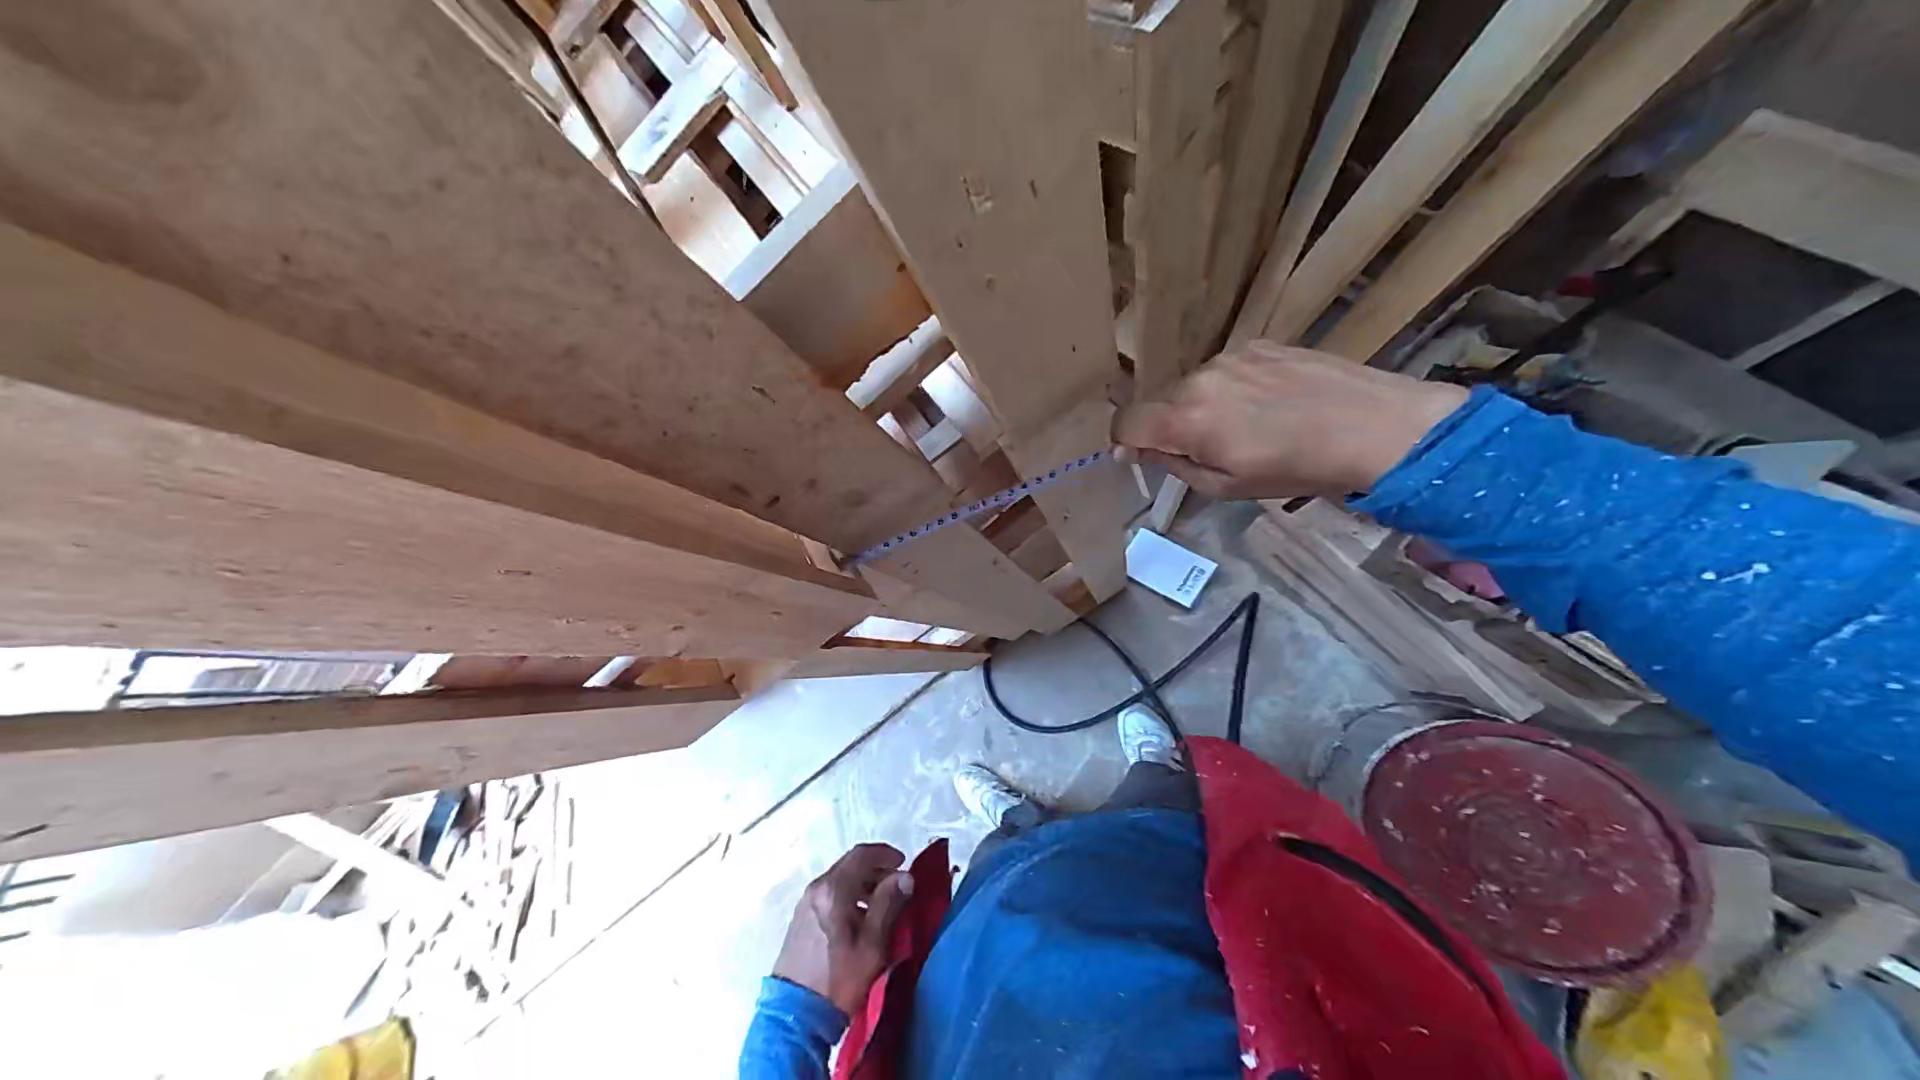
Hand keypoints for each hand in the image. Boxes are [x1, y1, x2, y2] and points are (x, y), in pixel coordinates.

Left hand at [771, 842, 915, 1015]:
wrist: (794, 1016)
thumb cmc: (838, 979)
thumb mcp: (872, 944)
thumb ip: (888, 904)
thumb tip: (905, 877)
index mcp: (833, 889)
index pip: (862, 855)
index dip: (885, 853)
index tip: (903, 863)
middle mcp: (816, 888)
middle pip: (850, 864)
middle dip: (876, 869)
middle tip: (897, 884)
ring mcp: (805, 902)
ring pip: (839, 879)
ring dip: (863, 883)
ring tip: (882, 904)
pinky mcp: (801, 918)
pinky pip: (829, 893)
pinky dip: (848, 894)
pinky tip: (860, 917)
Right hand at [1113, 341, 1468, 498]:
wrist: (1374, 427)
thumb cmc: (1296, 469)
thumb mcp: (1224, 486)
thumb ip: (1172, 464)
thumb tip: (1136, 450)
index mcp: (1187, 419)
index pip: (1125, 422)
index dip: (1124, 442)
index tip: (1139, 456)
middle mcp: (1200, 378)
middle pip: (1158, 403)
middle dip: (1168, 427)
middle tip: (1209, 450)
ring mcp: (1230, 356)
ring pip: (1191, 385)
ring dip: (1201, 406)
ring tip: (1248, 426)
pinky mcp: (1258, 343)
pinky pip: (1223, 370)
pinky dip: (1229, 389)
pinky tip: (1267, 404)